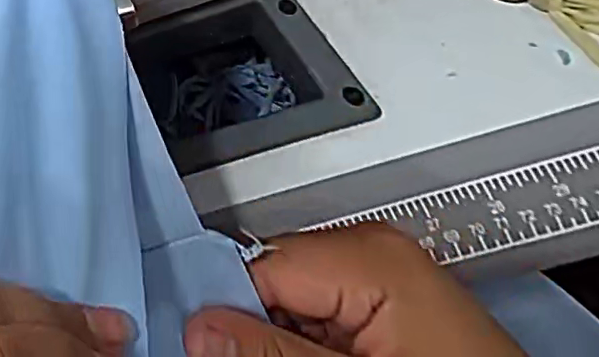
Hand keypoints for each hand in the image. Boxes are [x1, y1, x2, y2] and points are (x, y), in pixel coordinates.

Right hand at [183, 224, 525, 356]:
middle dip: (262, 330)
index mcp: (369, 253)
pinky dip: (315, 344)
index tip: (213, 348)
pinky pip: (328, 314)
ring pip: (297, 301)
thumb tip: (202, 330)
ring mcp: (388, 278)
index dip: (232, 310)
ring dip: (287, 342)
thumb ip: (275, 355)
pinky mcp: (396, 307)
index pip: (257, 263)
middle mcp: (375, 250)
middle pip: (275, 280)